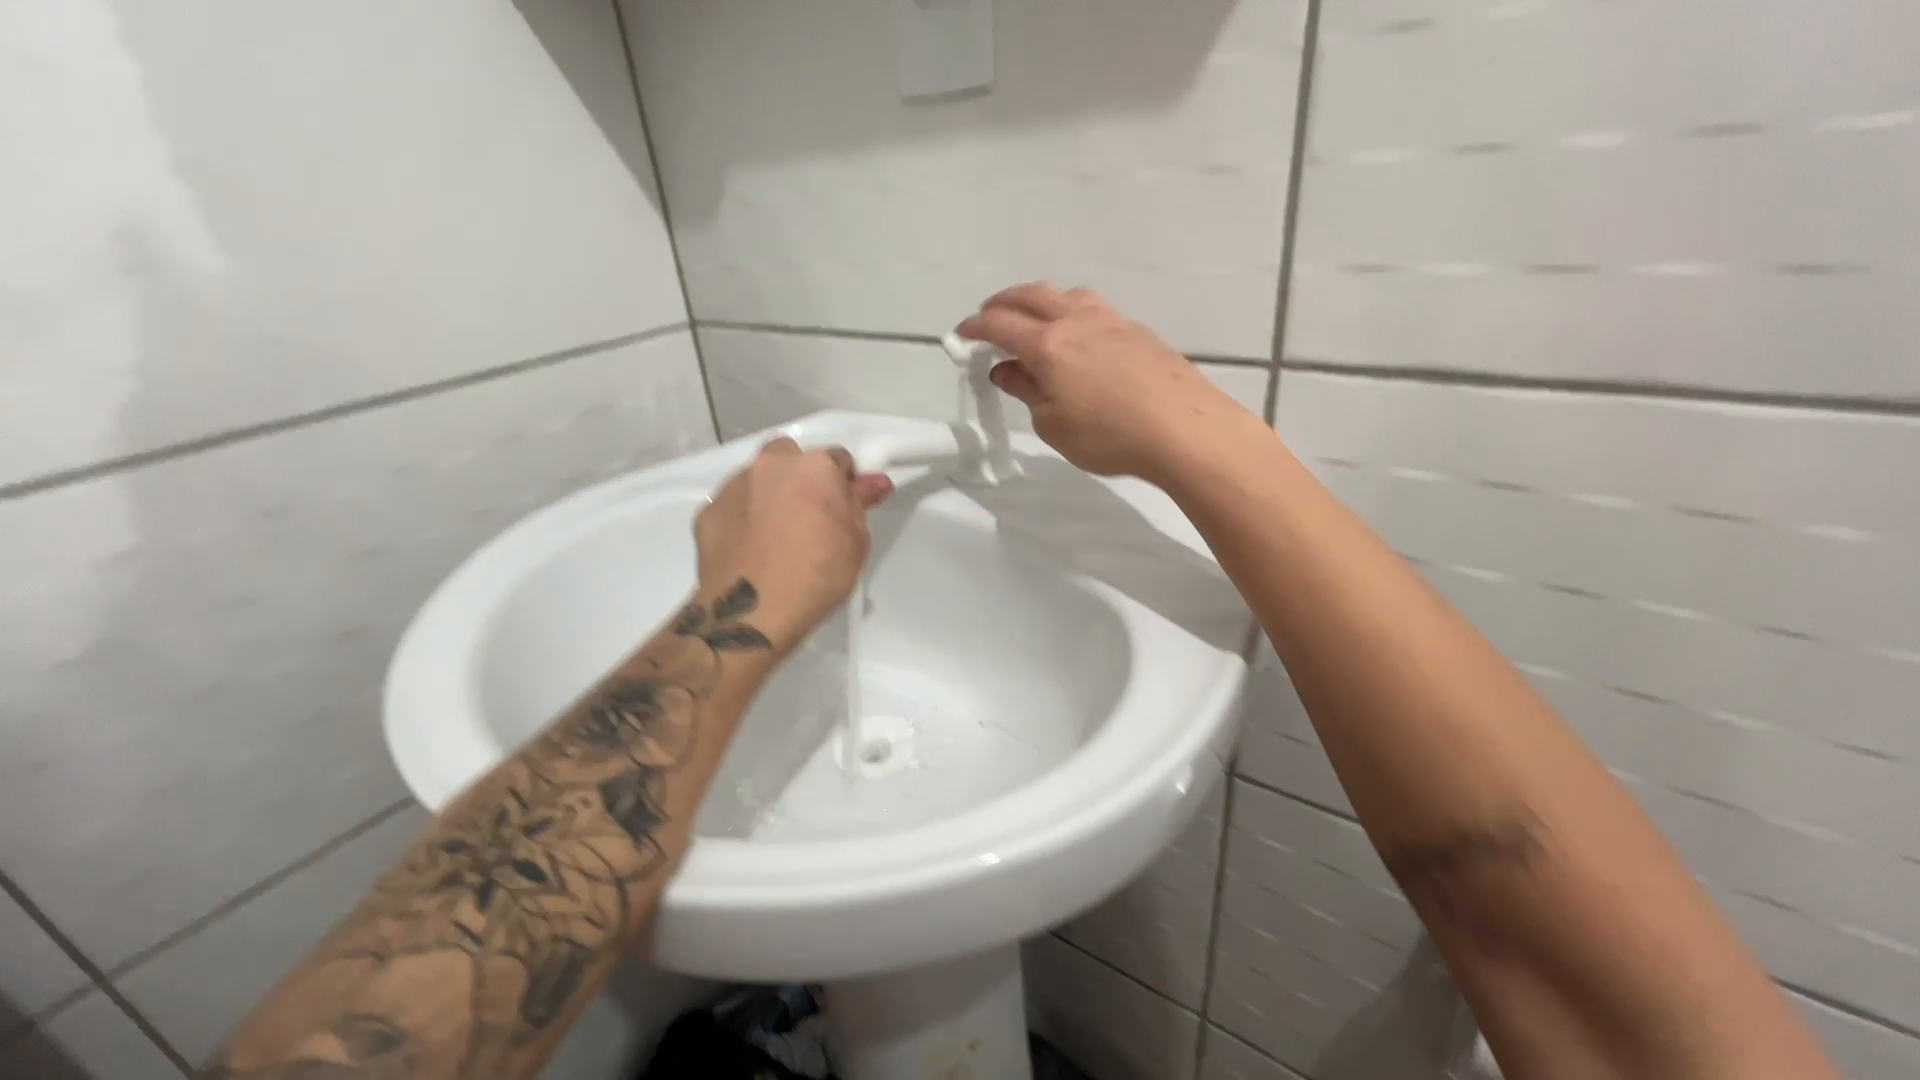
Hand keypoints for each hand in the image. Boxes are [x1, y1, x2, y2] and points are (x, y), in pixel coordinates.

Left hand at [694, 438, 893, 653]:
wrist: (752, 612)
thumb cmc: (817, 575)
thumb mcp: (855, 542)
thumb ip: (860, 502)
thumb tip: (874, 481)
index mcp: (814, 467)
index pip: (838, 459)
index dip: (844, 483)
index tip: (843, 509)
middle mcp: (770, 465)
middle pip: (790, 457)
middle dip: (800, 476)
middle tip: (808, 516)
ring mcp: (733, 486)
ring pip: (757, 479)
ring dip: (768, 495)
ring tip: (774, 537)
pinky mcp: (707, 511)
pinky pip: (732, 506)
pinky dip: (742, 519)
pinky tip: (749, 549)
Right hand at [956, 283, 1260, 483]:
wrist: (1184, 430)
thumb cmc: (1109, 435)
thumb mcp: (1054, 425)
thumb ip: (1027, 392)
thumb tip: (1006, 369)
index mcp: (1048, 345)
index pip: (1001, 325)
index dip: (976, 327)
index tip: (962, 335)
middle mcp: (1078, 321)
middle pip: (1032, 296)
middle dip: (1004, 302)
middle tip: (989, 315)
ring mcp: (1112, 322)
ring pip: (1068, 296)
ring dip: (1042, 301)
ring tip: (1034, 318)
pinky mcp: (1139, 332)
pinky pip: (1095, 310)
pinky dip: (1072, 313)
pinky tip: (1079, 337)